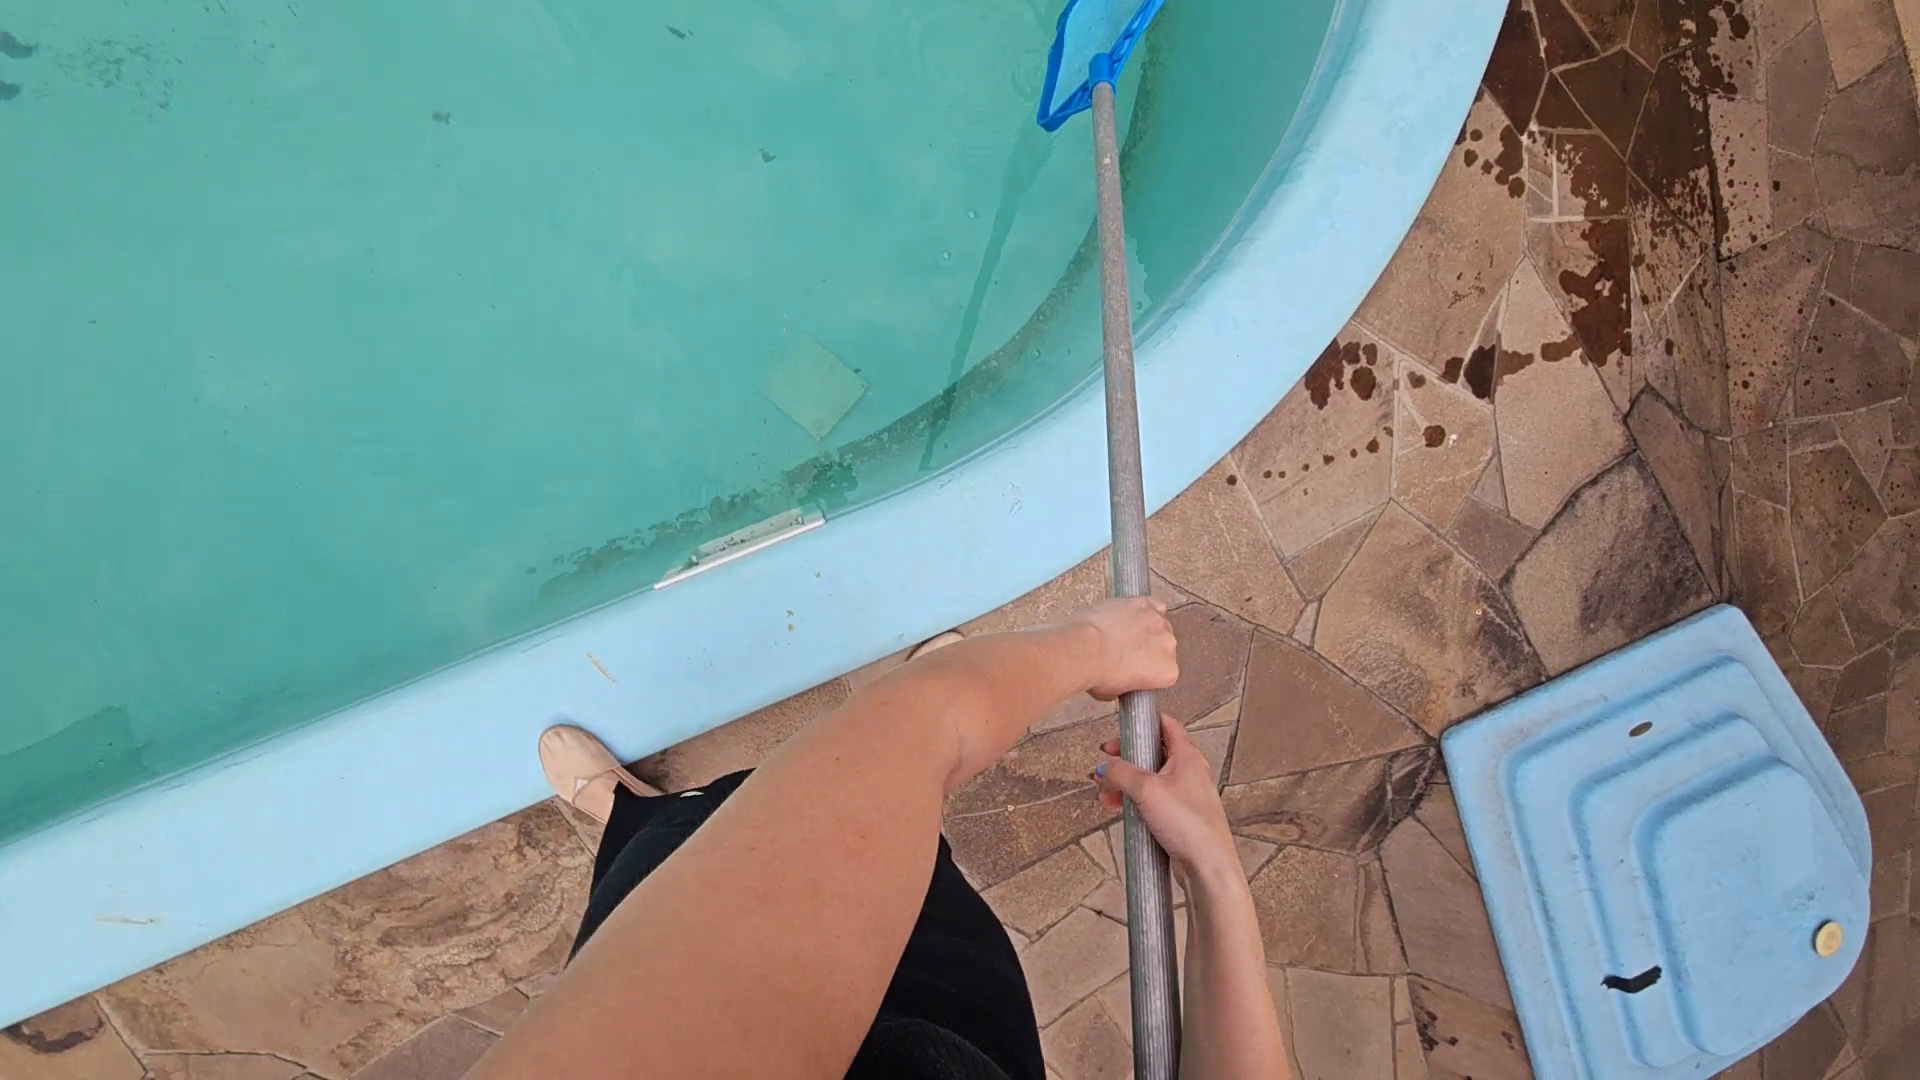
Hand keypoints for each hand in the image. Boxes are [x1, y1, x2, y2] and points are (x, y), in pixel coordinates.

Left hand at [1067, 598, 1177, 700]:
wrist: (1085, 649)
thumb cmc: (1099, 675)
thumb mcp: (1116, 692)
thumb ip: (1127, 684)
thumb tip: (1121, 678)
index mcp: (1168, 672)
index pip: (1164, 672)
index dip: (1147, 670)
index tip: (1133, 670)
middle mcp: (1169, 645)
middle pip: (1163, 646)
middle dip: (1148, 648)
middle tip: (1126, 650)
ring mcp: (1158, 621)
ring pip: (1158, 624)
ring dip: (1146, 627)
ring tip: (1124, 630)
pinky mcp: (1144, 603)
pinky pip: (1154, 604)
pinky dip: (1146, 607)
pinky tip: (1133, 612)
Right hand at [1091, 713, 1238, 880]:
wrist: (1208, 868)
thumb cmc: (1190, 825)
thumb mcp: (1146, 789)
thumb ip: (1120, 772)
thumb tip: (1104, 767)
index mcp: (1187, 756)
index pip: (1166, 724)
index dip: (1142, 722)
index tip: (1122, 727)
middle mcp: (1188, 772)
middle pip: (1152, 753)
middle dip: (1125, 758)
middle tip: (1108, 761)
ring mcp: (1184, 795)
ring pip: (1148, 779)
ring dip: (1125, 782)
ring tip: (1106, 791)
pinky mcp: (1178, 816)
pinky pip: (1151, 800)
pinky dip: (1133, 800)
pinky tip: (1117, 807)